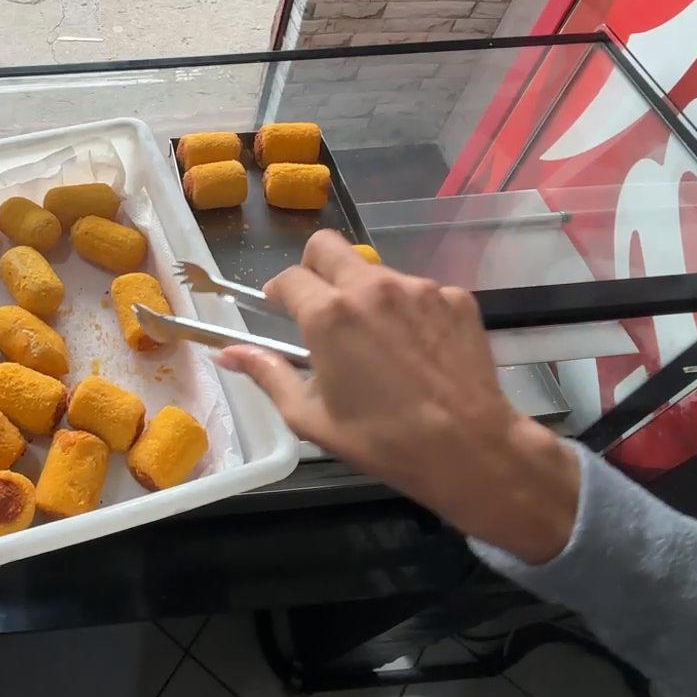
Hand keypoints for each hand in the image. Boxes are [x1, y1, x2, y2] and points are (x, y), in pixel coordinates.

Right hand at [216, 230, 580, 563]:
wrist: (471, 450)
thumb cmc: (380, 439)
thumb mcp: (309, 415)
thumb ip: (266, 373)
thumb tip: (225, 353)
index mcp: (328, 313)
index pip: (289, 277)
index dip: (278, 291)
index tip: (279, 305)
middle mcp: (371, 287)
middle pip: (327, 246)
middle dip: (313, 265)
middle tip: (320, 302)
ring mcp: (418, 288)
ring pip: (375, 271)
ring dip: (364, 293)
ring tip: (377, 339)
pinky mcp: (455, 298)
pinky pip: (418, 292)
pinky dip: (408, 311)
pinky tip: (417, 348)